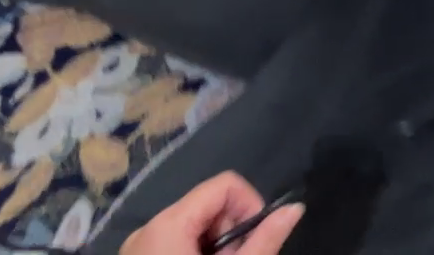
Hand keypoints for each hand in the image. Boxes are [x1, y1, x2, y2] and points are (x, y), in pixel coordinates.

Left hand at [121, 172, 303, 254]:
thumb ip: (265, 240)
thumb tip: (295, 208)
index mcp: (168, 224)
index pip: (225, 185)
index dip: (250, 206)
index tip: (256, 242)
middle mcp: (148, 229)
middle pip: (209, 205)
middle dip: (232, 233)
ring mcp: (138, 250)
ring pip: (194, 227)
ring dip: (217, 248)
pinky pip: (176, 244)